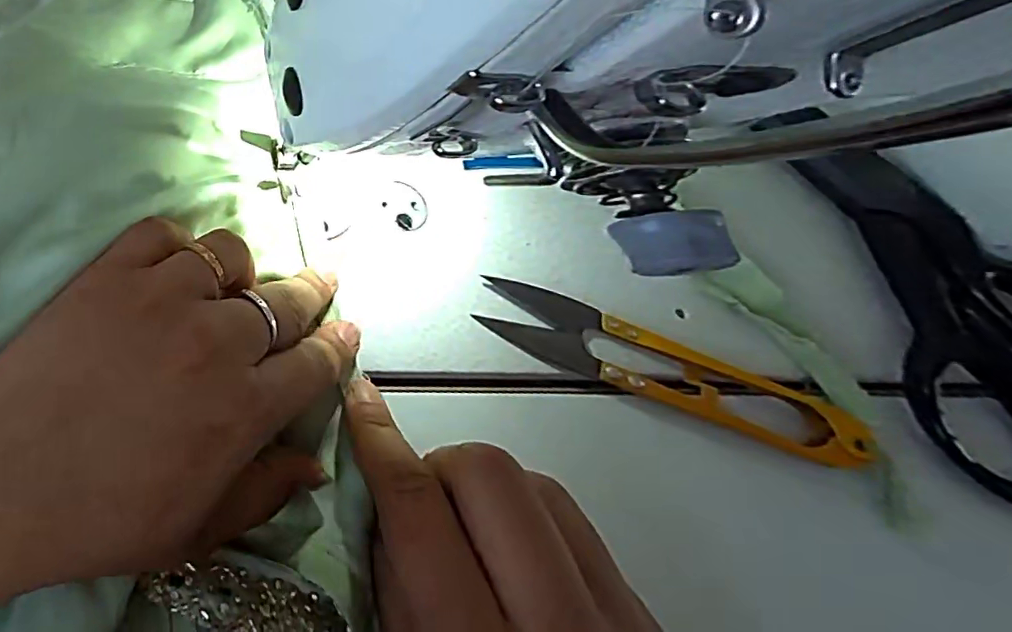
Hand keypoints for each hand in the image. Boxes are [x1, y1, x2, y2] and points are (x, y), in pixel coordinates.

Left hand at [0, 217, 360, 631]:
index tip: (347, 325)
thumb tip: (311, 464)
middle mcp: (213, 342)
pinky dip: (176, 242)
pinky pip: (161, 234)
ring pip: (226, 255)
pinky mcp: (112, 272)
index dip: (337, 342)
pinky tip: (174, 260)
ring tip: (234, 279)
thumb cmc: (98, 514)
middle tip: (321, 280)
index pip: (313, 363)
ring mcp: (161, 297)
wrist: (2, 472)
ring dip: (240, 268)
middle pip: (283, 300)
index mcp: (241, 408)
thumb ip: (260, 492)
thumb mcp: (192, 528)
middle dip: (311, 290)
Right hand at [343, 379, 661, 631]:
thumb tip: (375, 502)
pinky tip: (516, 556)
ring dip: (486, 491)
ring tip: (470, 533)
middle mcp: (558, 630)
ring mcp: (619, 626)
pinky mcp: (650, 623)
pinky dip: (533, 518)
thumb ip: (393, 591)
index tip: (361, 401)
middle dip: (438, 466)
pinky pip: (578, 525)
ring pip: (537, 487)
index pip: (418, 506)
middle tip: (420, 500)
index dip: (378, 441)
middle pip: (486, 474)